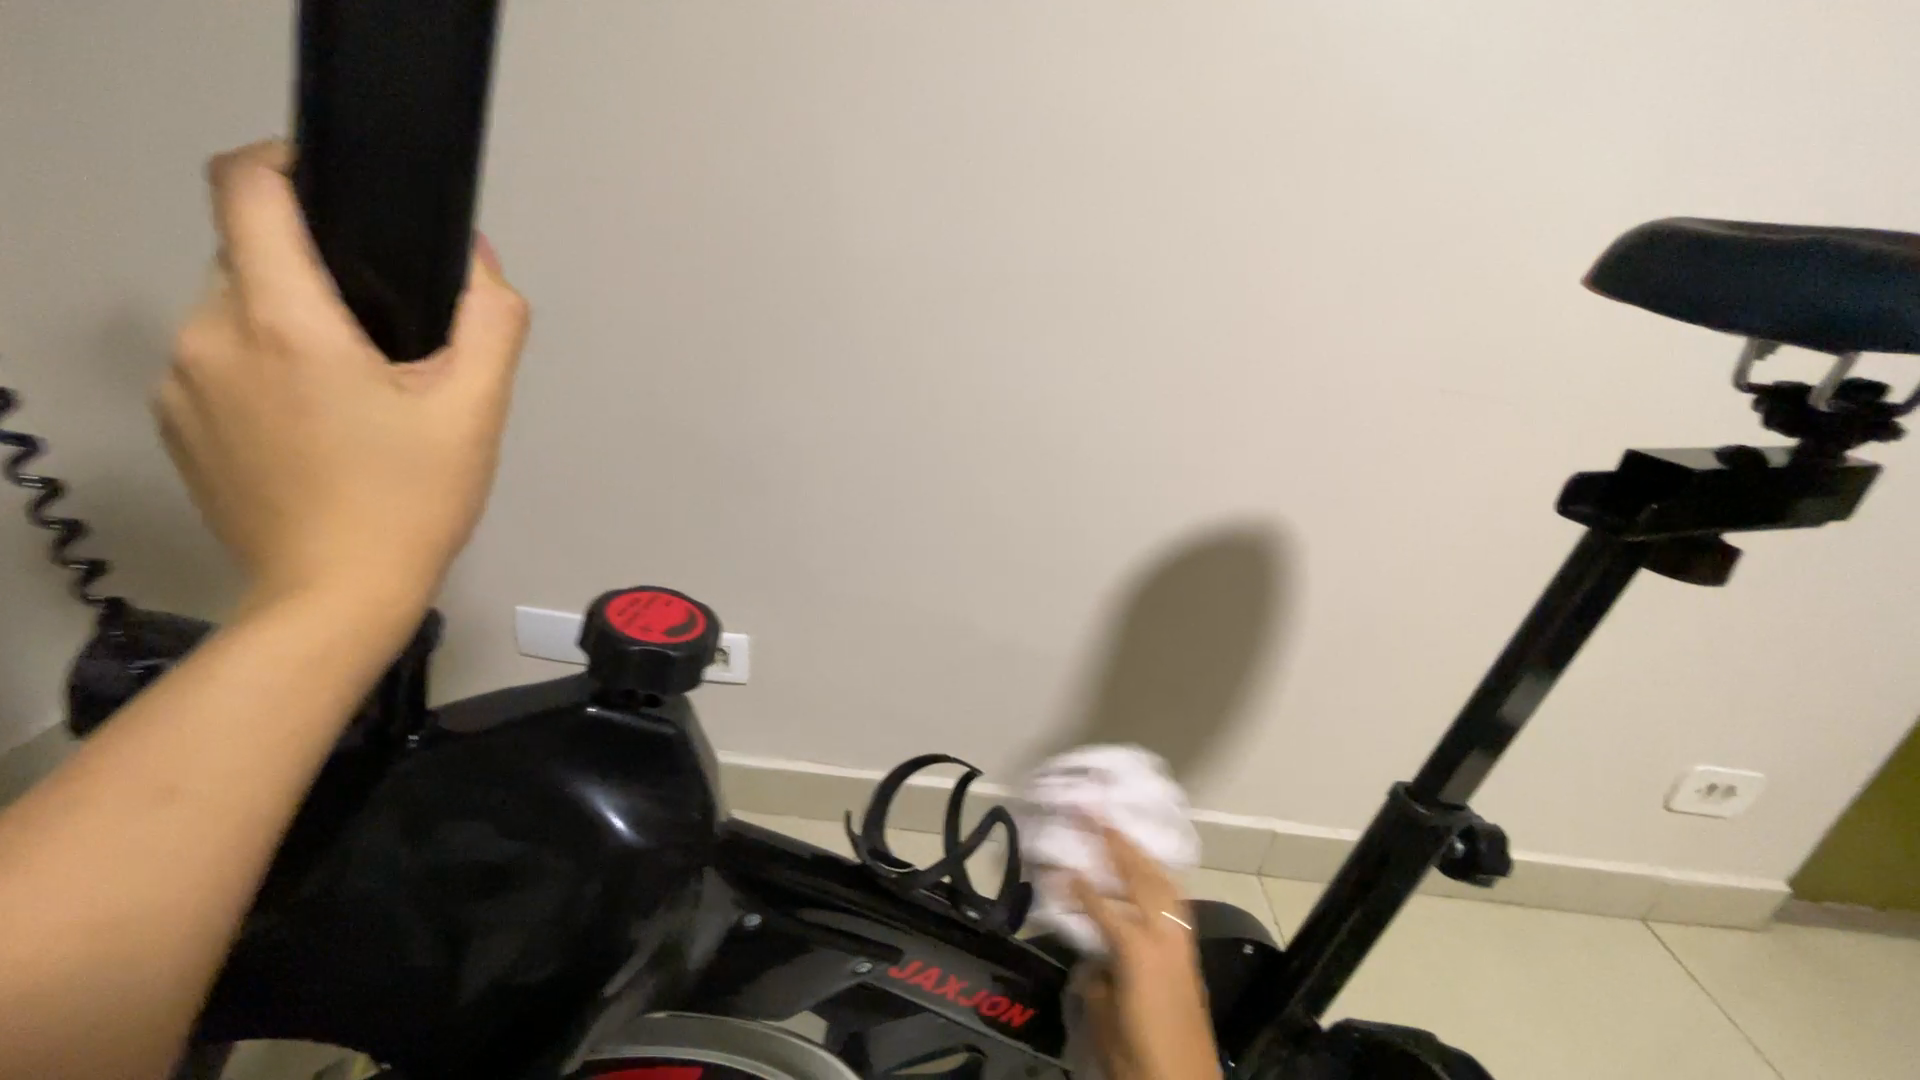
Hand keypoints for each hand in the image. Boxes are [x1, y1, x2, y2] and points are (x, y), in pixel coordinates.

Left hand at [158, 139, 529, 611]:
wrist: (336, 596)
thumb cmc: (412, 501)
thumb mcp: (477, 409)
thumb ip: (491, 319)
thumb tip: (478, 261)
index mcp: (284, 322)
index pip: (246, 187)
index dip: (285, 162)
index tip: (334, 185)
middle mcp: (209, 335)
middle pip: (252, 255)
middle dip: (316, 274)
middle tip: (386, 339)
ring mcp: (180, 382)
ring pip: (235, 310)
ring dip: (292, 324)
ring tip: (356, 392)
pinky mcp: (174, 423)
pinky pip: (217, 360)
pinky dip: (264, 367)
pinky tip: (317, 426)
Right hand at [1071, 824, 1222, 1079]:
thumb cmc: (1137, 1054)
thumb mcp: (1102, 1015)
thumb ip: (1097, 974)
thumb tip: (1096, 955)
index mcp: (1137, 949)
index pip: (1101, 904)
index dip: (1079, 884)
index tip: (1060, 863)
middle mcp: (1163, 937)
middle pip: (1141, 879)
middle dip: (1118, 845)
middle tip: (1097, 816)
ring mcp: (1182, 944)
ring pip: (1165, 886)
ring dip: (1143, 858)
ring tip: (1122, 836)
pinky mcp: (1191, 956)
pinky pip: (1176, 905)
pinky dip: (1162, 882)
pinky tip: (1151, 876)